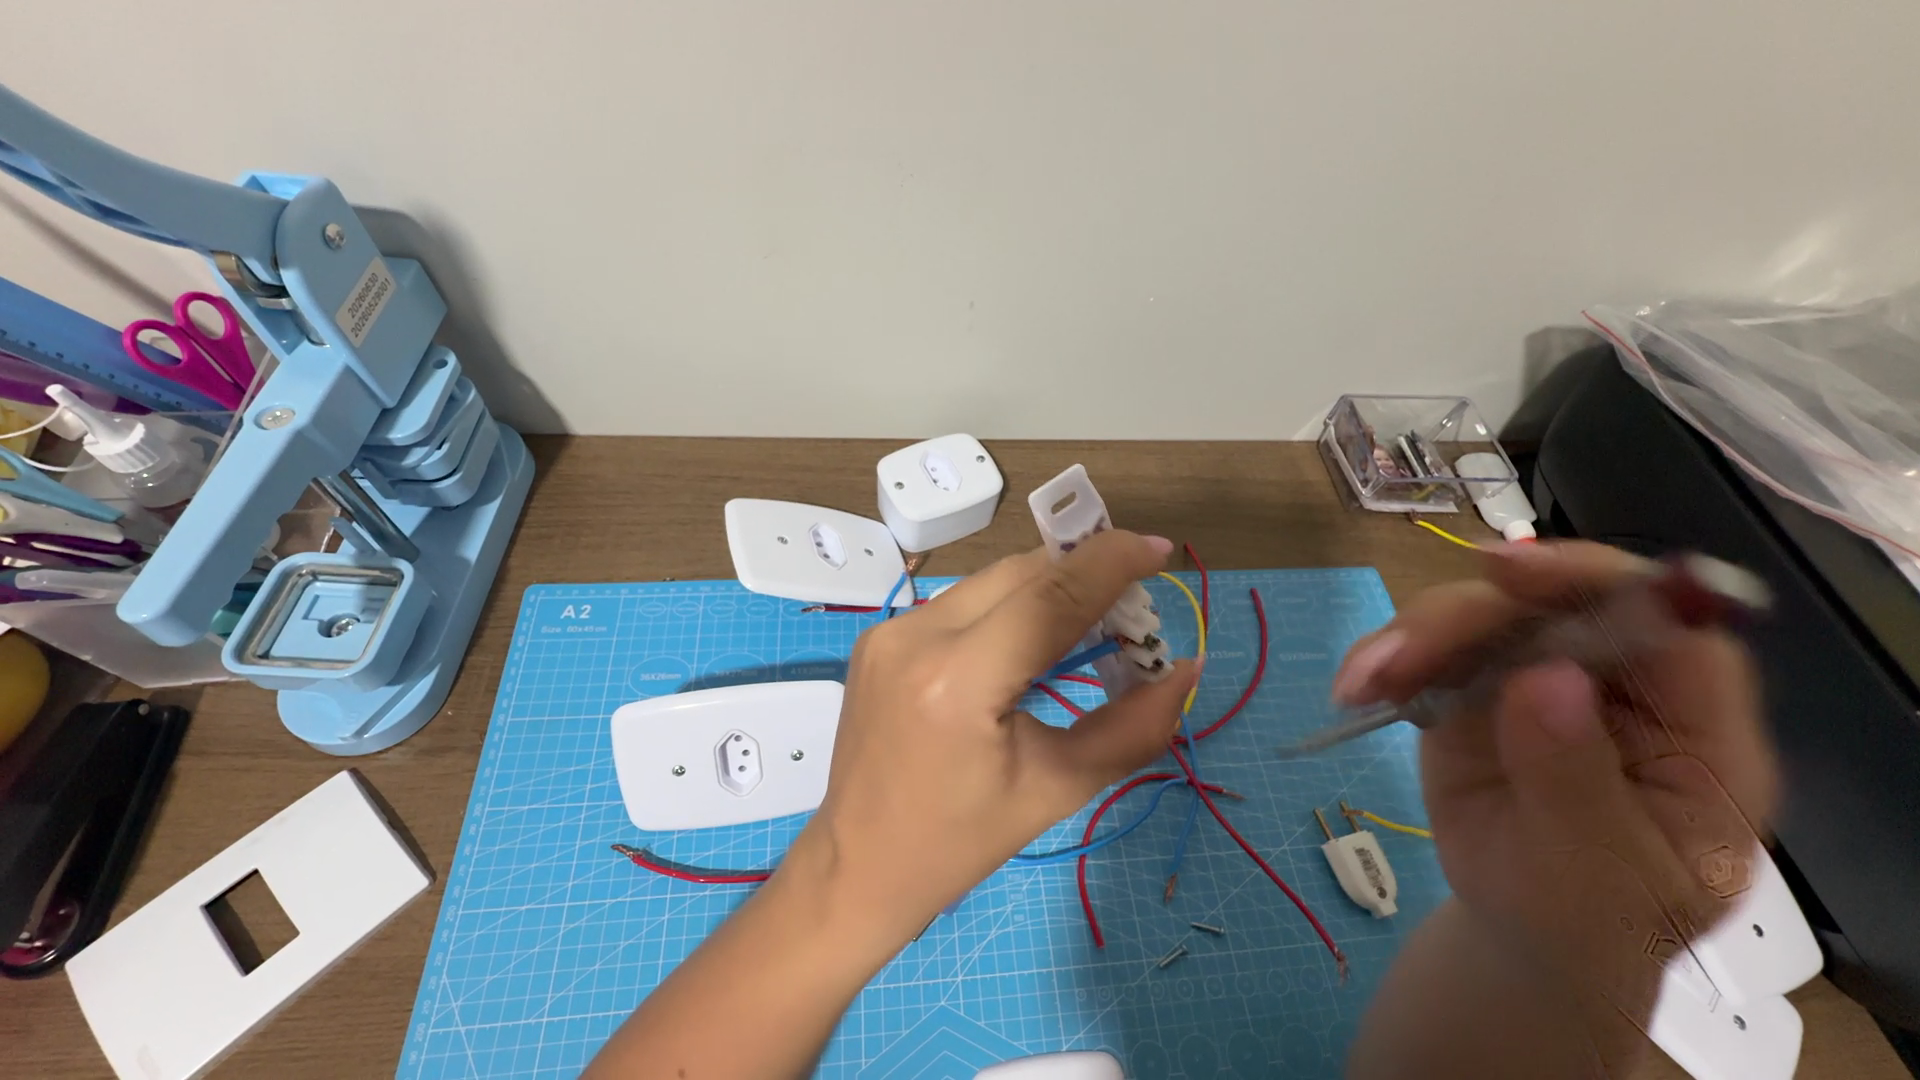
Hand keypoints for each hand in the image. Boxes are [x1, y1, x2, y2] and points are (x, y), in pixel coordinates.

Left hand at [785, 530, 1200, 948]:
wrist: (859, 864)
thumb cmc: (960, 842)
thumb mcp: (1056, 789)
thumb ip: (1132, 729)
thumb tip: (1185, 671)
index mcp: (957, 682)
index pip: (1048, 595)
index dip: (1110, 563)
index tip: (1159, 549)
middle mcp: (914, 637)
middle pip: (1020, 575)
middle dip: (1084, 575)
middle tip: (1132, 607)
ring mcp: (888, 631)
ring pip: (990, 582)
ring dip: (1046, 589)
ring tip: (1089, 625)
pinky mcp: (878, 636)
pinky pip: (960, 602)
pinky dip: (1006, 607)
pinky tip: (1030, 640)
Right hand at [1330, 542, 1775, 1048]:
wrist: (1527, 934)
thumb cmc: (1588, 920)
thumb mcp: (1597, 874)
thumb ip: (1576, 780)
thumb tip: (1546, 676)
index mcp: (1692, 729)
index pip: (1664, 622)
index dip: (1592, 580)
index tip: (1508, 572)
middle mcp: (1617, 683)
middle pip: (1548, 604)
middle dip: (1463, 619)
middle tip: (1395, 663)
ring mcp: (1538, 677)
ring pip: (1476, 615)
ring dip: (1409, 639)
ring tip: (1360, 687)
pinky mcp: (1472, 687)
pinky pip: (1426, 650)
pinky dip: (1383, 662)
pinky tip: (1354, 693)